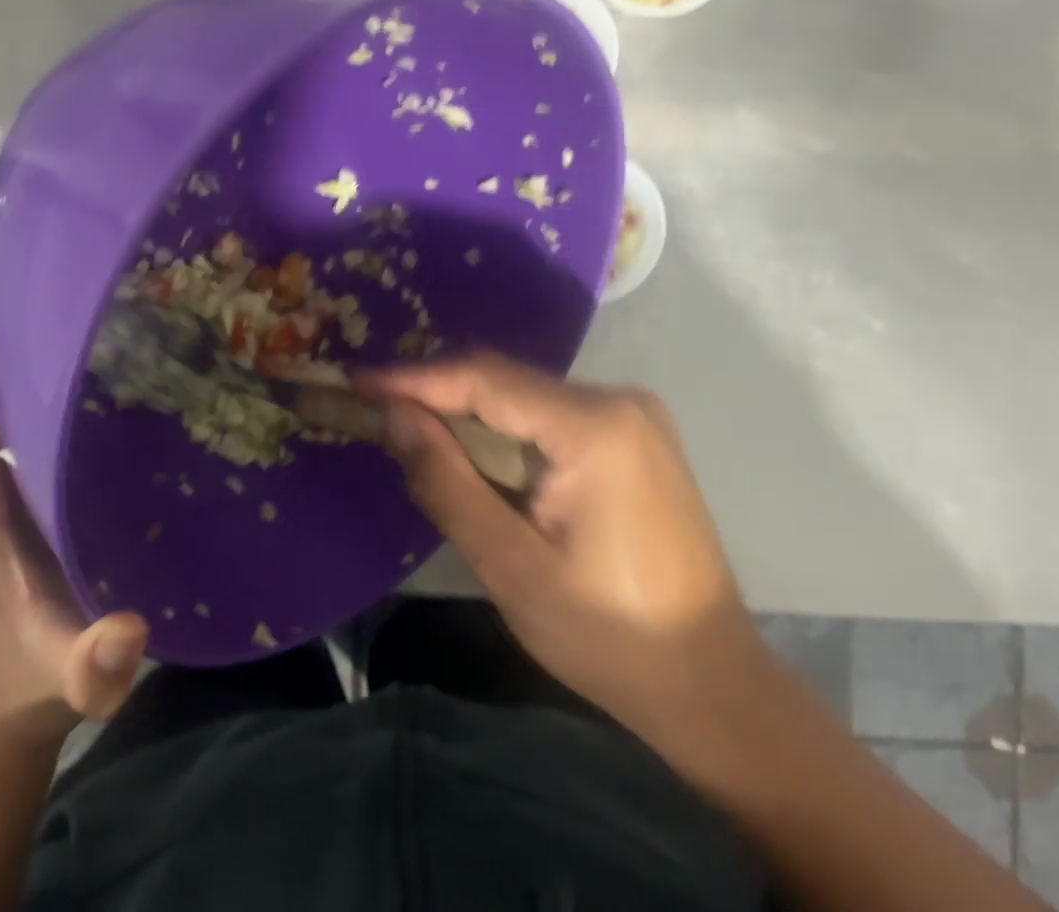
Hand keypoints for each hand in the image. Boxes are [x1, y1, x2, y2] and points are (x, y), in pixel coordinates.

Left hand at [0, 300, 149, 744]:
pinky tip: (92, 368)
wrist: (2, 709)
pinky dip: (33, 383)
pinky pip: (16, 421)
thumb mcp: (67, 679)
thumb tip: (128, 630)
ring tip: (61, 299)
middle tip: (25, 270)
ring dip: (3, 347)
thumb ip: (91, 665)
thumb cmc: (20, 683)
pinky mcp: (23, 495)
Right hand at [365, 354, 766, 738]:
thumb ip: (444, 480)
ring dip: (462, 416)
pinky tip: (466, 457)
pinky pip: (547, 421)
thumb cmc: (604, 631)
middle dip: (432, 396)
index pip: (482, 378)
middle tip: (367, 413)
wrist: (706, 679)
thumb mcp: (507, 562)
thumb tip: (392, 415)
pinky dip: (498, 434)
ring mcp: (634, 422)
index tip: (351, 383)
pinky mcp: (634, 445)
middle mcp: (620, 404)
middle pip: (503, 381)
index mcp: (594, 427)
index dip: (411, 379)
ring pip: (522, 399)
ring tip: (403, 435)